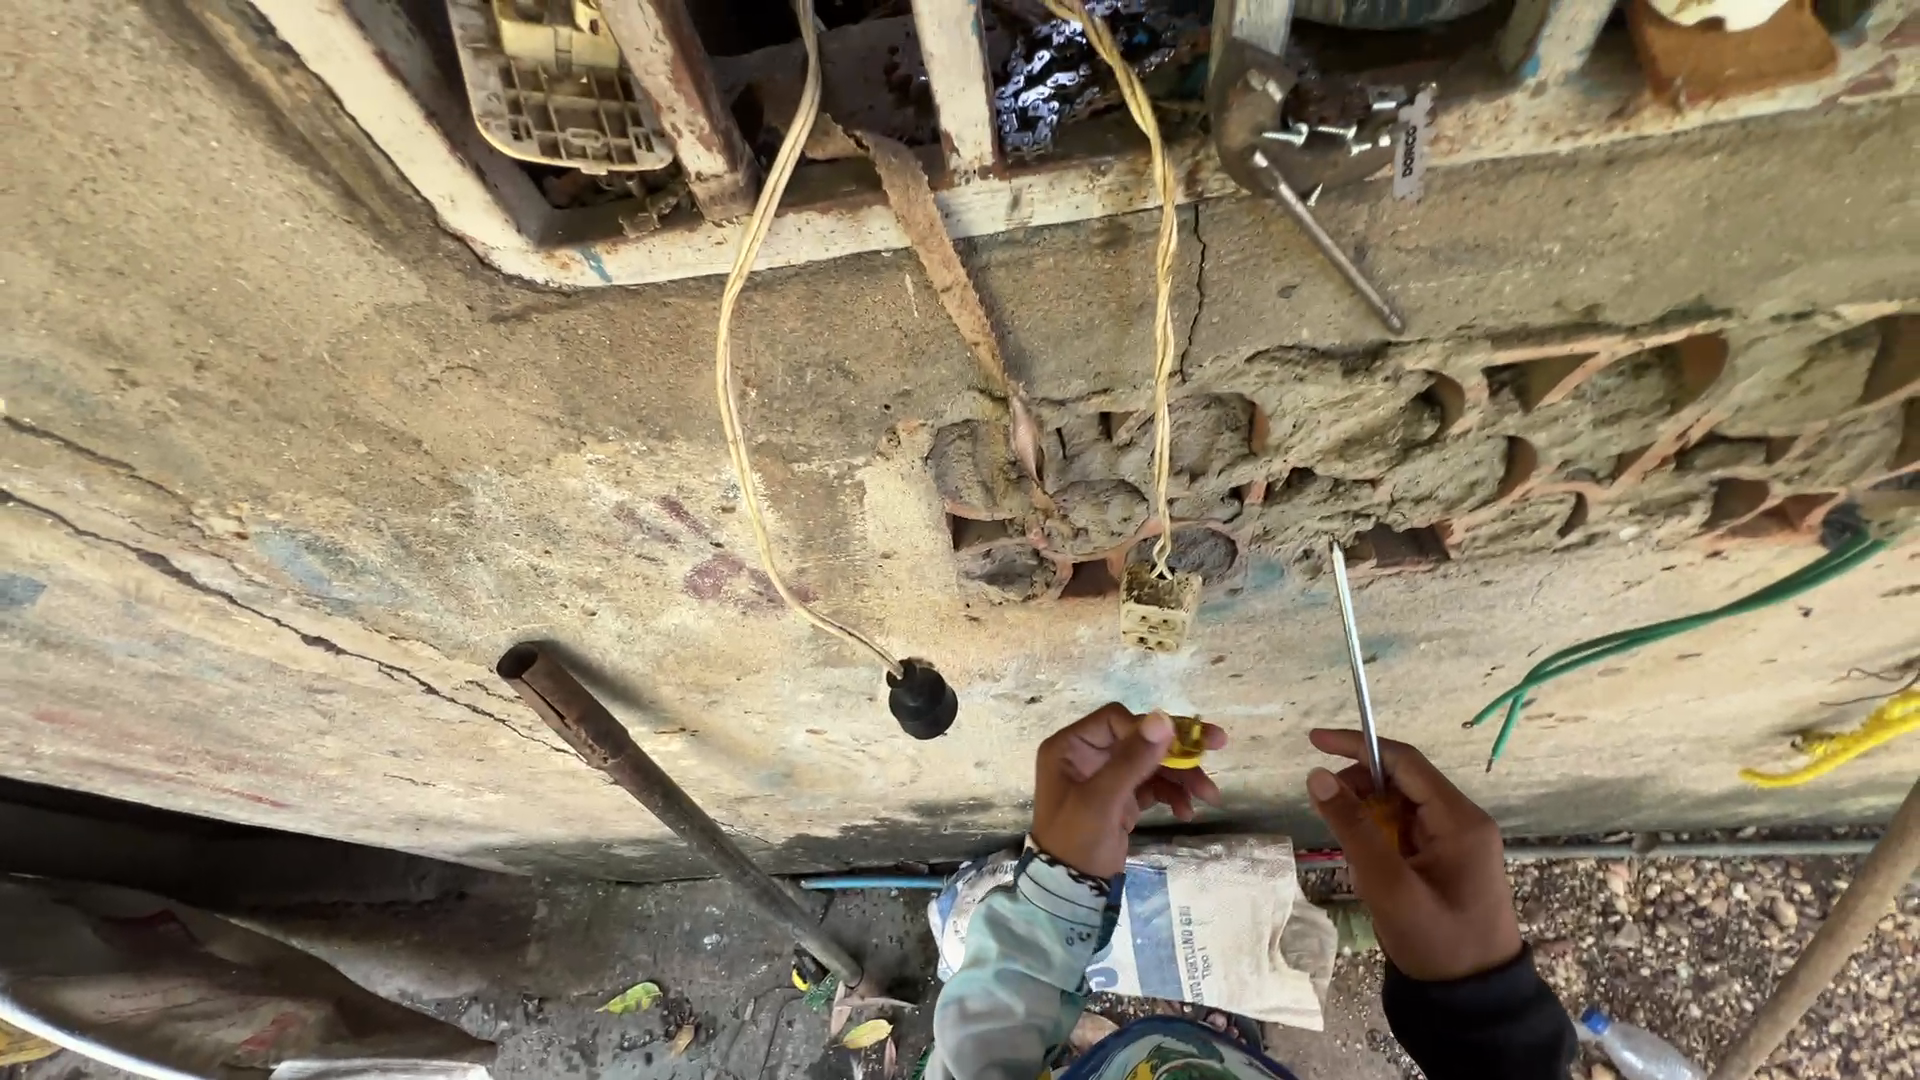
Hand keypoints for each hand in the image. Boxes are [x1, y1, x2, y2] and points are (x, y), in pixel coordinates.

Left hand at [1030, 704, 1227, 877]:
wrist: (1070, 895)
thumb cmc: (1077, 841)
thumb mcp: (1103, 799)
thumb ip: (1133, 759)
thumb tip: (1163, 719)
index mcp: (1070, 746)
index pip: (1116, 720)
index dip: (1149, 729)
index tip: (1181, 745)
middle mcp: (1086, 755)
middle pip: (1138, 738)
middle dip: (1176, 749)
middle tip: (1219, 743)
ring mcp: (1104, 777)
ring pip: (1150, 762)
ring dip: (1181, 776)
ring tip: (1210, 795)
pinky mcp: (1120, 799)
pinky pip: (1151, 785)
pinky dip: (1171, 794)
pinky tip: (1186, 812)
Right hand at [1305, 729, 1520, 981]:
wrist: (1474, 1001)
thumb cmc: (1436, 940)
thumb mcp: (1387, 884)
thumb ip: (1351, 826)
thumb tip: (1316, 775)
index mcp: (1459, 820)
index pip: (1404, 760)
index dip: (1357, 745)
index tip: (1313, 741)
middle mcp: (1461, 821)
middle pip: (1399, 780)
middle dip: (1358, 786)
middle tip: (1326, 809)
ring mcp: (1455, 840)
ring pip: (1396, 803)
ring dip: (1365, 814)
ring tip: (1349, 849)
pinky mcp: (1445, 858)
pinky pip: (1401, 827)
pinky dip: (1376, 834)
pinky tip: (1366, 862)